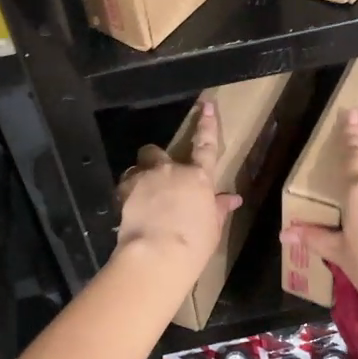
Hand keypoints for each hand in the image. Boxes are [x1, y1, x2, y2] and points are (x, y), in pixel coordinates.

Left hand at [115, 100, 241, 273]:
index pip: (206, 145)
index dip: (206, 124)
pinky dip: (127, 194)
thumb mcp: (213, 228)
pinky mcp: (125, 191)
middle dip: (155, 161)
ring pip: (137, 166)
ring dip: (139, 176)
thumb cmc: (193, 244)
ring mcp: (146, 178)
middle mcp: (171, 170)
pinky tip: (130, 209)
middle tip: (158, 178)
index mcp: (198, 177)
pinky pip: (124, 185)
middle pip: (157, 152)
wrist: (157, 253)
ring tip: (141, 196)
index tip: (205, 105)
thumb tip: (232, 199)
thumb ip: (219, 209)